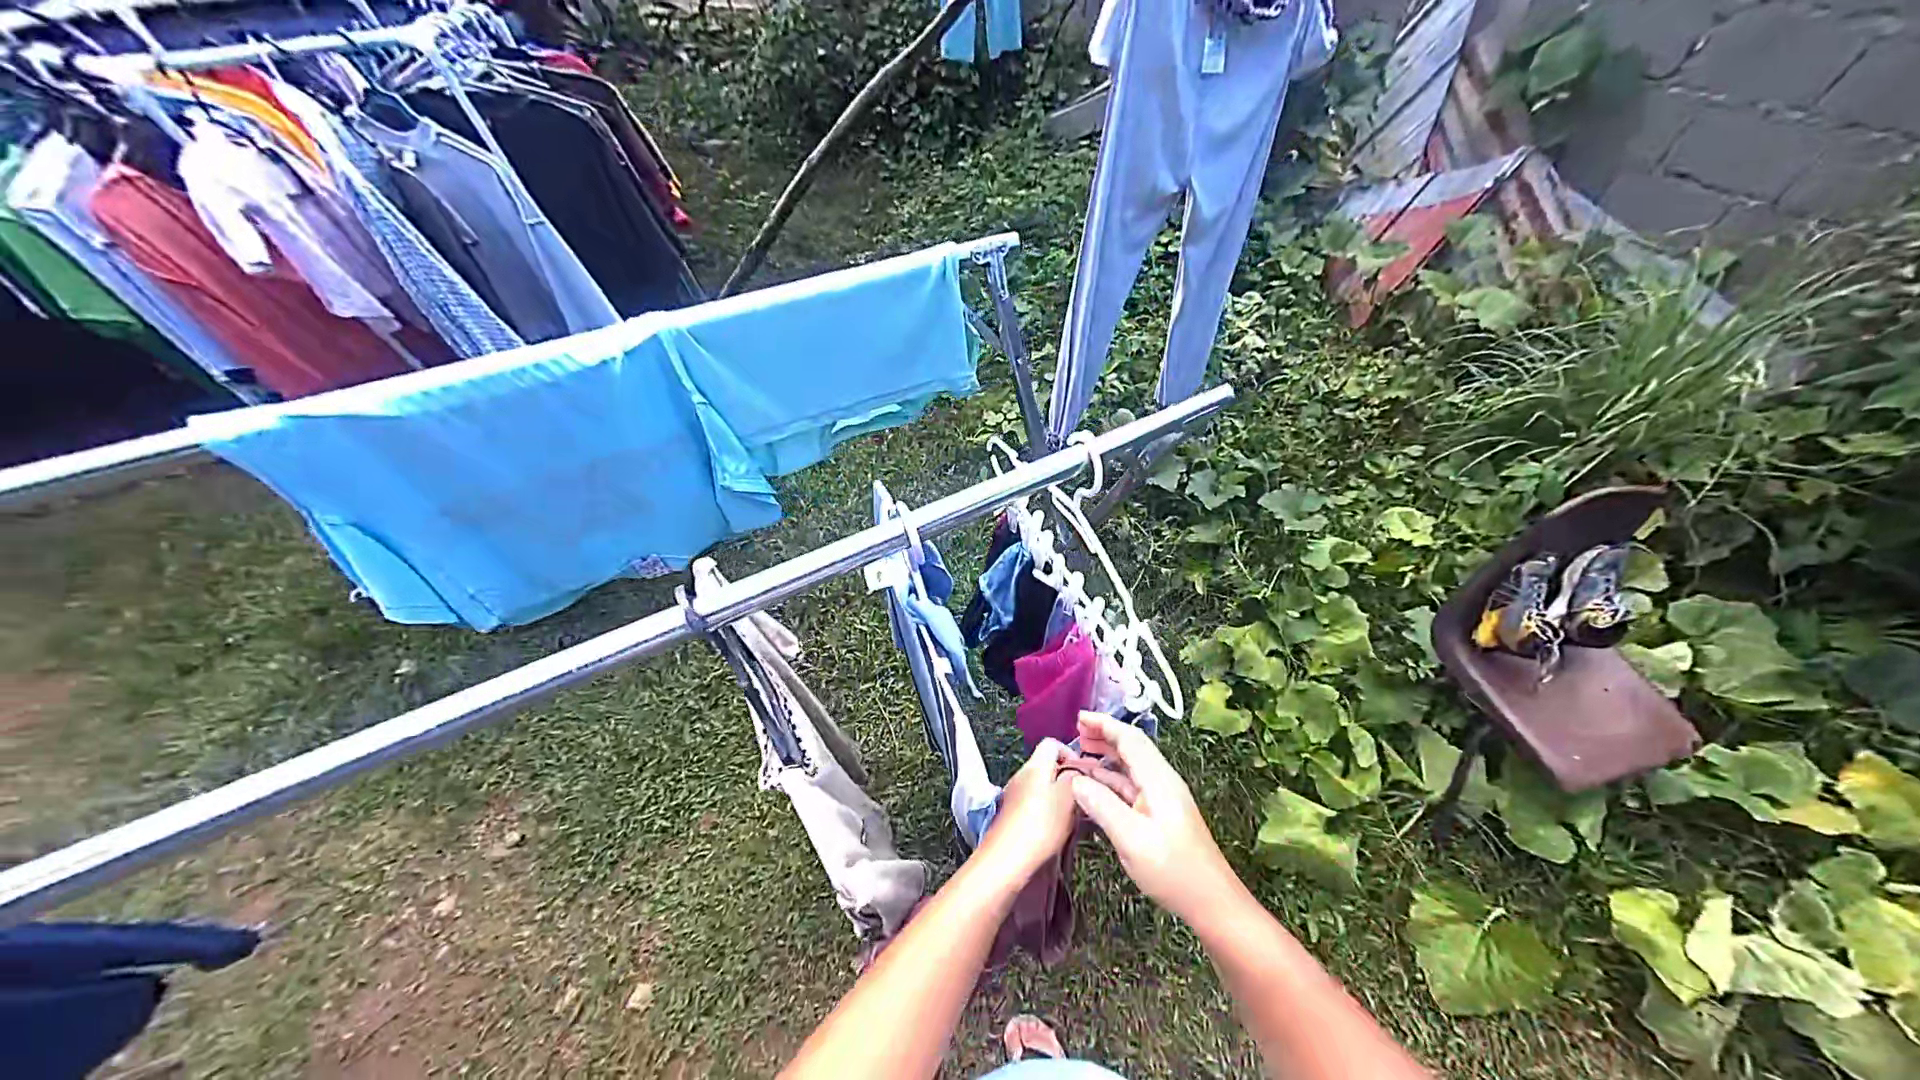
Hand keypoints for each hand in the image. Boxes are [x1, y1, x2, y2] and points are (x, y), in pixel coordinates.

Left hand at [975, 738, 1077, 882]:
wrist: (1006, 860)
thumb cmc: (1040, 825)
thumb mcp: (1067, 796)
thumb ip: (1076, 777)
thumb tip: (1079, 770)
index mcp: (1035, 765)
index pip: (1052, 743)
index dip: (1071, 753)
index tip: (1084, 773)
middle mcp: (1021, 775)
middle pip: (1048, 766)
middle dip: (1067, 779)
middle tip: (1083, 797)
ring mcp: (1014, 795)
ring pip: (1042, 787)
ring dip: (1059, 797)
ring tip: (1073, 816)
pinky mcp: (1012, 815)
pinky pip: (1034, 804)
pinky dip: (1047, 812)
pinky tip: (1056, 829)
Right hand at [1069, 711, 1245, 926]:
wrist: (1212, 902)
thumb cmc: (1173, 871)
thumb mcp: (1132, 839)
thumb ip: (1102, 805)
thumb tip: (1076, 781)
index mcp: (1159, 780)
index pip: (1130, 739)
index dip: (1104, 725)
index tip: (1079, 718)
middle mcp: (1162, 782)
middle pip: (1132, 747)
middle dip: (1104, 734)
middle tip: (1076, 732)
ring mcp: (1162, 798)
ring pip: (1131, 766)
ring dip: (1106, 755)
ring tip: (1080, 751)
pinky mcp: (1160, 814)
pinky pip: (1131, 784)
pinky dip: (1111, 777)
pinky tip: (1095, 782)